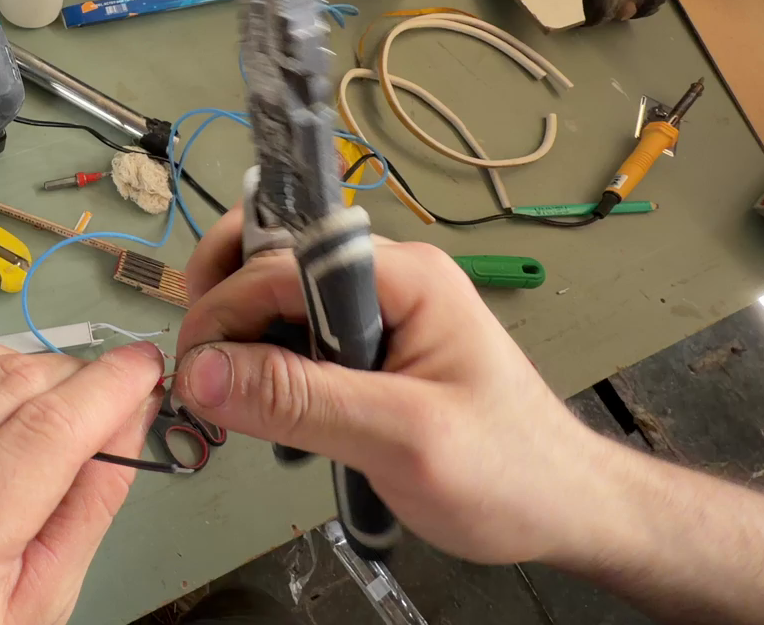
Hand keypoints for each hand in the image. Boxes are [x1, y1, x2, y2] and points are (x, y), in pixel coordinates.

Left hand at [0, 332, 162, 624]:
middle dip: (75, 377)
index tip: (144, 365)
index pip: (46, 431)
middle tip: (105, 396)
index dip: (108, 386)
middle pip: (9, 381)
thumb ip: (93, 498)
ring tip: (45, 408)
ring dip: (26, 366)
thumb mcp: (40, 604)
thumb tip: (132, 407)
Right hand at [171, 209, 615, 564]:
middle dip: (219, 302)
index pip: (279, 262)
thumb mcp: (401, 440)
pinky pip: (289, 325)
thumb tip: (198, 372)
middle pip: (266, 253)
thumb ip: (298, 401)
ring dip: (236, 333)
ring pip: (271, 289)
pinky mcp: (363, 334)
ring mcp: (369, 300)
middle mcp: (378, 270)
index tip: (192, 369)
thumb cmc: (508, 474)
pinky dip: (260, 355)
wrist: (571, 509)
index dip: (225, 306)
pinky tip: (260, 399)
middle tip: (200, 370)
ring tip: (227, 393)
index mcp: (397, 272)